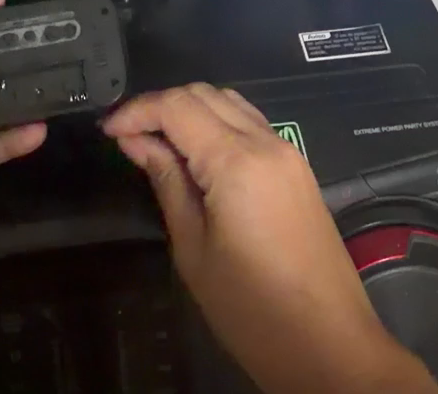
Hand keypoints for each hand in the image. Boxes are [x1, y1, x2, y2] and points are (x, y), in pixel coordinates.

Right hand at [104, 85, 437, 393]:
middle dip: (160, 105)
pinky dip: (216, 121)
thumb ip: (166, 182)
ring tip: (155, 140)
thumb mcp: (194, 249)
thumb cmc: (252, 308)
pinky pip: (249, 122)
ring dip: (189, 108)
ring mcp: (286, 151)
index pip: (177, 106)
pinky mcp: (296, 166)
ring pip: (228, 101)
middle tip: (126, 136)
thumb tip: (136, 141)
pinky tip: (195, 150)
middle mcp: (265, 141)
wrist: (330, 345)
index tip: (107, 131)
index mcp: (237, 161)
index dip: (136, 110)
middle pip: (203, 93)